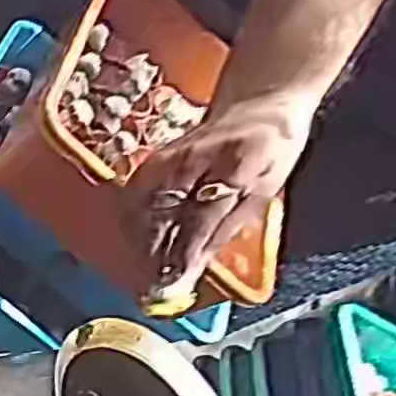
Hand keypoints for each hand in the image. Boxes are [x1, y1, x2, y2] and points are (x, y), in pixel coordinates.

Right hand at [123, 96, 312, 298]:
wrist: (254, 111)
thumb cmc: (266, 154)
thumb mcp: (262, 192)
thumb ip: (223, 233)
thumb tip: (187, 274)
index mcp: (239, 158)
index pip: (203, 215)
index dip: (185, 252)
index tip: (172, 284)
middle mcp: (191, 158)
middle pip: (160, 219)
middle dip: (157, 256)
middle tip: (158, 285)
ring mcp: (159, 164)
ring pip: (139, 219)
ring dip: (144, 248)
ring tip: (154, 268)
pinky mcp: (140, 172)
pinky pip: (129, 212)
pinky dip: (136, 233)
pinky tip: (148, 244)